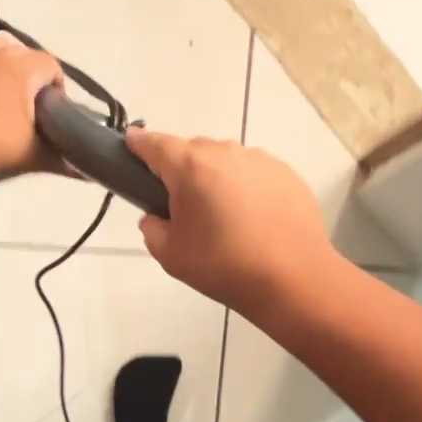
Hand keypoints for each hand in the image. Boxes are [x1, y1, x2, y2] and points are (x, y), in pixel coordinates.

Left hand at [0, 35, 65, 179]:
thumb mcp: (35, 156)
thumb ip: (61, 160)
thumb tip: (87, 173)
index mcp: (21, 69)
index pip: (50, 64)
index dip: (58, 85)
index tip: (57, 110)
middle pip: (19, 51)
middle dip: (29, 71)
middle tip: (31, 103)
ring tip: (3, 95)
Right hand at [125, 129, 337, 310]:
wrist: (291, 277)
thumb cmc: (222, 267)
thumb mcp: (171, 256)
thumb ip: (152, 229)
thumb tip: (155, 216)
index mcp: (190, 167)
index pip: (154, 144)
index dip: (138, 145)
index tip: (130, 149)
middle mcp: (225, 152)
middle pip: (191, 152)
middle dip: (181, 173)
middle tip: (183, 211)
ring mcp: (259, 159)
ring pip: (224, 162)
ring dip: (215, 181)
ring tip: (223, 221)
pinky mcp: (285, 172)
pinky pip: (252, 175)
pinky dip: (244, 191)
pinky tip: (252, 223)